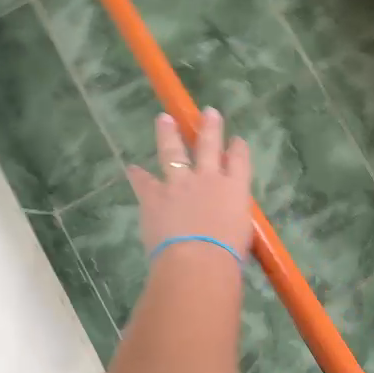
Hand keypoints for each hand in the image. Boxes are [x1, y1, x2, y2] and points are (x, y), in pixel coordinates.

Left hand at [126, 109, 254, 257]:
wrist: (197, 260)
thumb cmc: (228, 254)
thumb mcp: (242, 232)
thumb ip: (233, 216)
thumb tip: (227, 216)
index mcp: (235, 188)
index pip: (239, 160)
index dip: (238, 148)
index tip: (237, 140)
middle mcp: (208, 178)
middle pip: (209, 145)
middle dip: (210, 127)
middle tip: (208, 112)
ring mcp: (179, 184)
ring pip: (173, 152)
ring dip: (168, 134)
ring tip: (163, 119)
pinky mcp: (154, 196)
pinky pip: (143, 182)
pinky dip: (137, 175)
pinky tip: (132, 168)